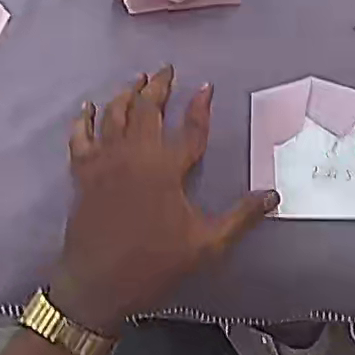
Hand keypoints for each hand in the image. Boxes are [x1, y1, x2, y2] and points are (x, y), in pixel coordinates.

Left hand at [49, 67, 277, 334]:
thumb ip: (241, 217)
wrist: (96, 285)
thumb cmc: (153, 264)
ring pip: (114, 116)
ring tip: (137, 79)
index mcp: (165, 170)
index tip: (206, 86)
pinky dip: (84, 120)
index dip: (199, 107)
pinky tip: (88, 107)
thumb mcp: (206, 245)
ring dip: (126, 94)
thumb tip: (273, 195)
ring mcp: (104, 163)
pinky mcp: (83, 174)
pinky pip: (81, 138)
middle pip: (146, 111)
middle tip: (166, 70)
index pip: (189, 130)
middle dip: (158, 87)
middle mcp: (133, 156)